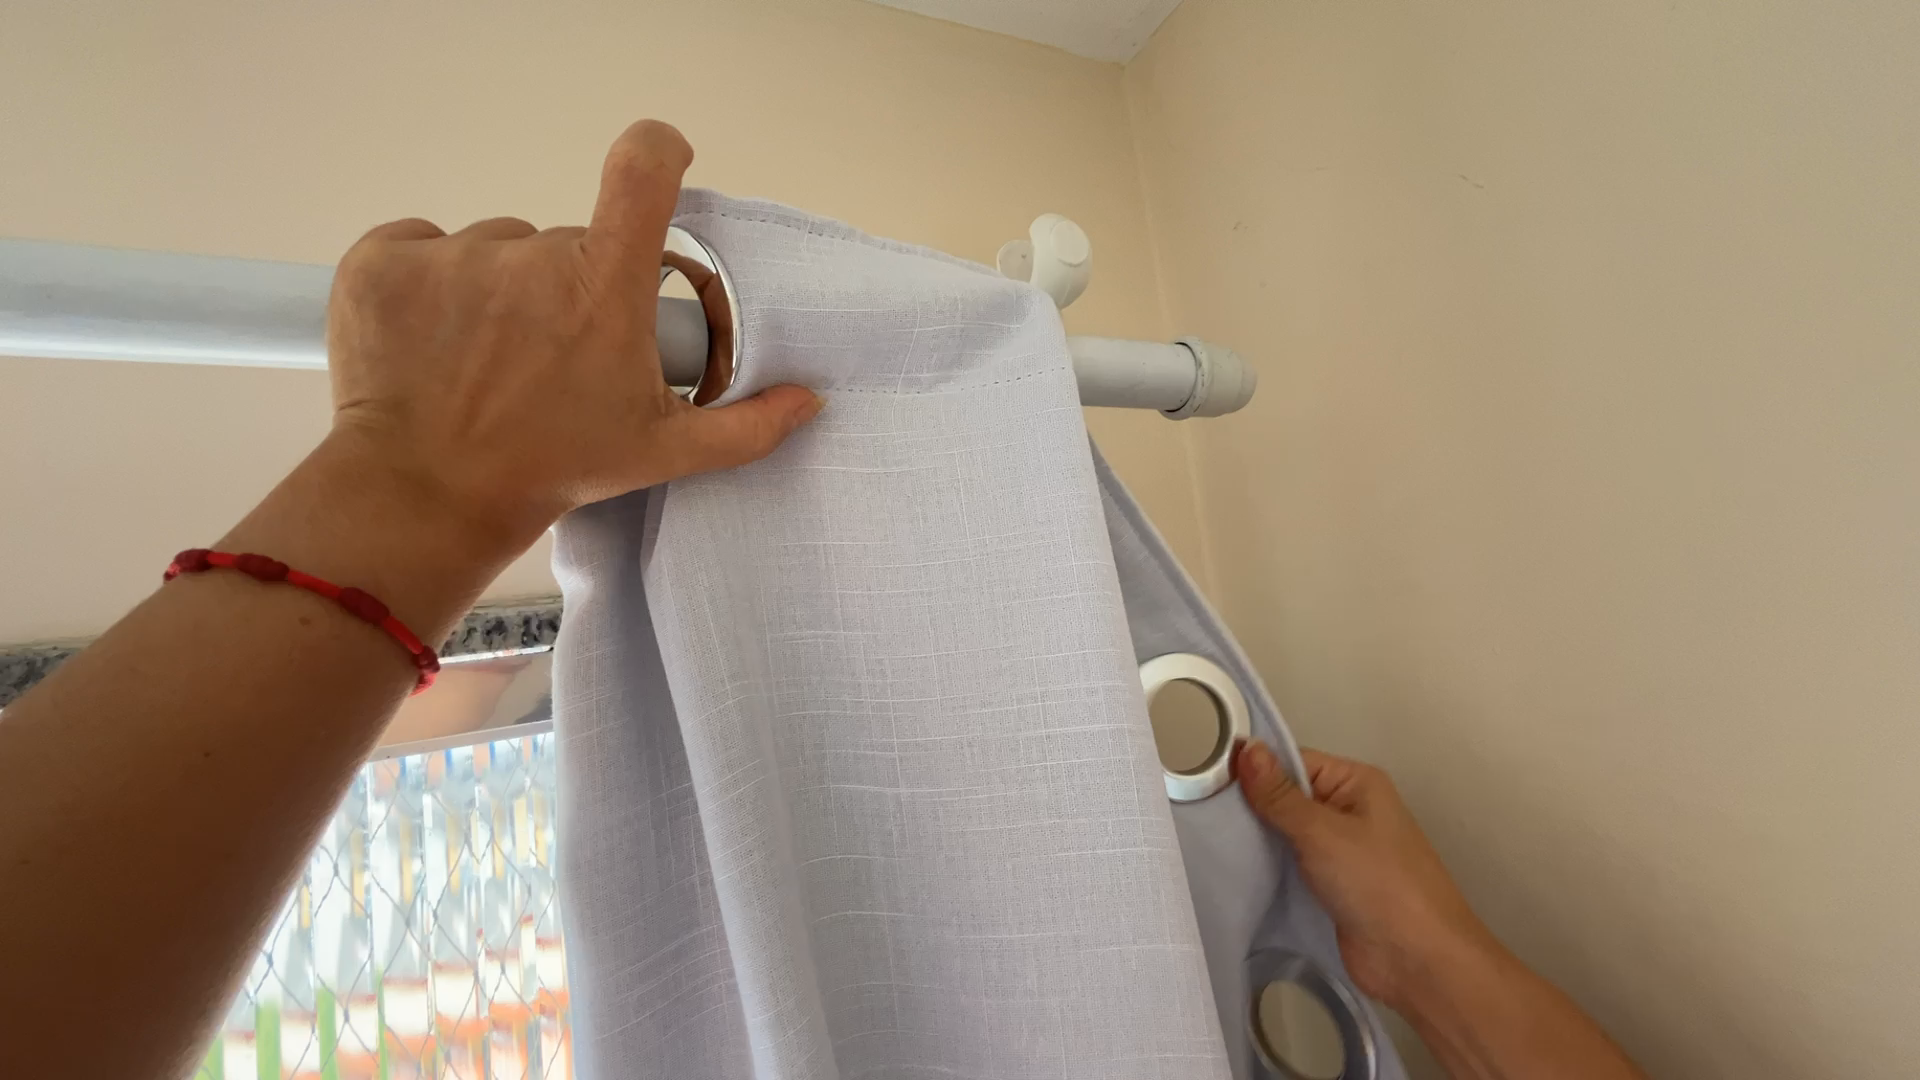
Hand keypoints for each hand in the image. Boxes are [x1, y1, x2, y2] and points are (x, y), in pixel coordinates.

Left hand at [324, 119, 821, 556]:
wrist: (432, 492)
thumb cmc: (561, 466)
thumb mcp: (668, 453)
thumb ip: (749, 427)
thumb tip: (808, 400)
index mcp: (604, 291)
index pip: (642, 173)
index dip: (661, 152)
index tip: (668, 158)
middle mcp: (531, 257)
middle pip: (572, 242)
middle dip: (579, 286)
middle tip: (563, 355)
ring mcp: (451, 254)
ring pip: (502, 248)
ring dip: (510, 289)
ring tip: (498, 358)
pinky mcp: (382, 260)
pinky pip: (427, 245)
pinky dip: (439, 283)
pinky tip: (442, 340)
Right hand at [1236, 741, 1497, 1011]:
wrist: (1421, 965)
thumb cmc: (1381, 886)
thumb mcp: (1322, 831)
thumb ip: (1278, 793)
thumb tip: (1247, 748)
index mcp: (1356, 782)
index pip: (1292, 760)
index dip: (1253, 767)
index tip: (1210, 776)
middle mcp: (1348, 809)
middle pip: (1285, 792)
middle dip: (1250, 800)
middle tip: (1204, 805)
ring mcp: (1339, 847)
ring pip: (1284, 828)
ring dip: (1256, 833)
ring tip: (1211, 831)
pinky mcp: (1329, 882)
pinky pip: (1289, 859)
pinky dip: (1266, 860)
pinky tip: (1235, 861)